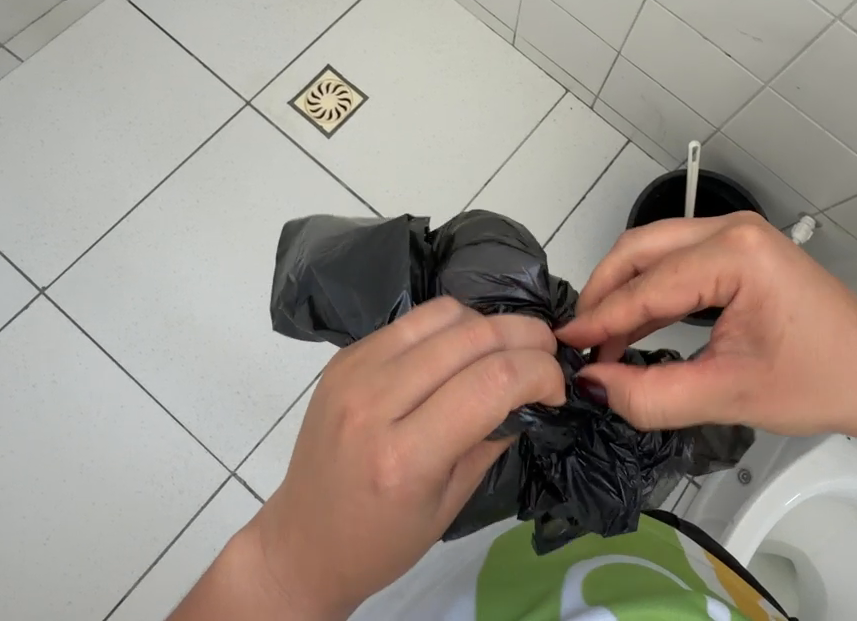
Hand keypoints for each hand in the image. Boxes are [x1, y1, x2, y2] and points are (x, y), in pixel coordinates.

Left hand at [240, 298, 564, 618]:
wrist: (300, 542)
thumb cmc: (382, 541)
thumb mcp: (452, 503)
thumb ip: (495, 436)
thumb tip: (535, 388)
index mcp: (404, 457)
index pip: (493, 382)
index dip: (540, 372)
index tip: (556, 388)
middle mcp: (376, 402)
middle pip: (474, 337)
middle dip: (527, 338)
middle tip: (547, 356)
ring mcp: (355, 370)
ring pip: (447, 314)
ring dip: (491, 324)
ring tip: (506, 350)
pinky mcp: (346, 354)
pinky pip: (415, 319)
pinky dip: (453, 326)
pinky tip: (462, 351)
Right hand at [555, 213, 856, 442]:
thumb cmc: (820, 383)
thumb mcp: (729, 395)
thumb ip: (653, 394)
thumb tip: (593, 385)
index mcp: (736, 253)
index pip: (649, 284)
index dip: (602, 319)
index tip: (565, 347)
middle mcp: (734, 228)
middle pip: (643, 247)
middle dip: (606, 291)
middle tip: (580, 338)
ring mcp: (739, 234)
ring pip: (658, 249)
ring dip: (627, 289)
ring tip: (602, 338)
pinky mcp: (742, 249)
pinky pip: (680, 260)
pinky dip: (653, 290)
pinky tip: (637, 326)